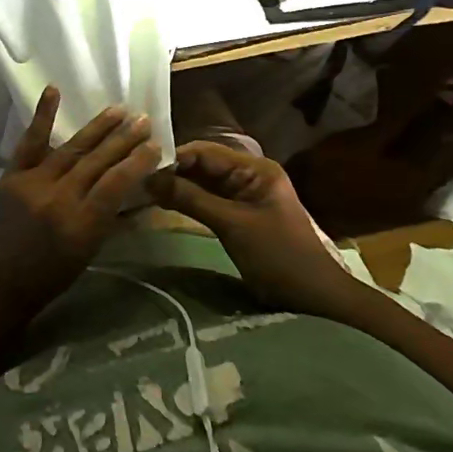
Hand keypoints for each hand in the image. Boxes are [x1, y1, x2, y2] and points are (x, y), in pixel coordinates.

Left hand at [0, 87, 162, 319]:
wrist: (6, 277)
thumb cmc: (57, 271)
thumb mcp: (93, 249)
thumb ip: (113, 215)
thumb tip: (140, 186)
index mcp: (81, 224)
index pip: (115, 183)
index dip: (137, 162)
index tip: (155, 145)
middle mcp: (58, 199)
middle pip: (96, 161)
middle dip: (123, 139)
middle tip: (143, 120)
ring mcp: (32, 184)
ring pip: (71, 148)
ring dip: (97, 127)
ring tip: (118, 110)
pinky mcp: (12, 176)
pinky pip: (30, 142)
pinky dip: (42, 116)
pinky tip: (54, 91)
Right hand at [146, 140, 363, 316]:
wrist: (314, 299)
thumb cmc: (279, 256)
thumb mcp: (232, 225)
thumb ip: (191, 199)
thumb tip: (150, 179)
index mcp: (255, 168)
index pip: (206, 152)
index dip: (174, 158)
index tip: (142, 167)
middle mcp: (248, 174)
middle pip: (202, 164)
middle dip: (172, 171)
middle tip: (137, 179)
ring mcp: (243, 194)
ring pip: (202, 181)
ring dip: (177, 185)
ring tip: (144, 190)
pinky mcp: (238, 213)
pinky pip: (207, 198)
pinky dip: (187, 200)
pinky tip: (163, 202)